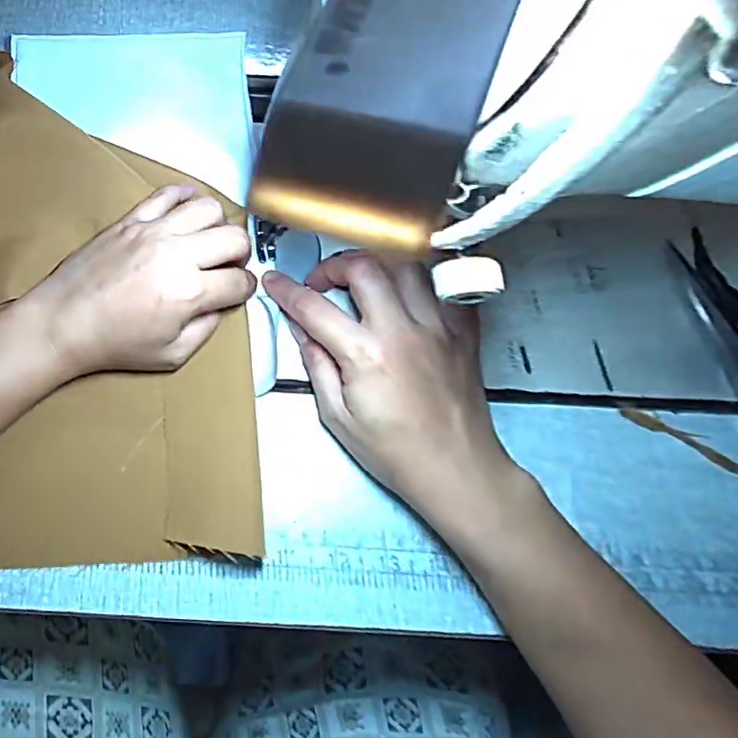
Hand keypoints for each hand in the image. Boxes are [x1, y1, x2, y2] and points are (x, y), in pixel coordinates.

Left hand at [21, 183, 256, 376]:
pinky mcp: (131, 220)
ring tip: (207, 240)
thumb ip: (205, 330)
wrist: (64, 322)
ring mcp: (152, 231)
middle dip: (241, 254)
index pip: (240, 281)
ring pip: (208, 208)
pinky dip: (184, 196)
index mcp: (188, 293)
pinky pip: (167, 194)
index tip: (238, 291)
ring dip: (217, 225)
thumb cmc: (113, 343)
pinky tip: (187, 211)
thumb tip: (218, 305)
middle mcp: (176, 255)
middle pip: (234, 237)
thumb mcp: (170, 355)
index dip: (245, 289)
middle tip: (228, 265)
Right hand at [262, 252, 525, 525]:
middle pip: (364, 266)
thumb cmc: (397, 453)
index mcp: (367, 355)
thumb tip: (302, 330)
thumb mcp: (337, 417)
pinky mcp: (462, 331)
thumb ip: (316, 365)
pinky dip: (417, 280)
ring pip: (406, 265)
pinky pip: (441, 285)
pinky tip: (402, 294)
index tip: (275, 282)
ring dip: (375, 265)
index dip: (287, 290)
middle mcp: (404, 331)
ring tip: (360, 282)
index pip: (315, 307)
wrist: (458, 472)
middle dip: (332, 266)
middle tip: (321, 283)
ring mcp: (438, 327)